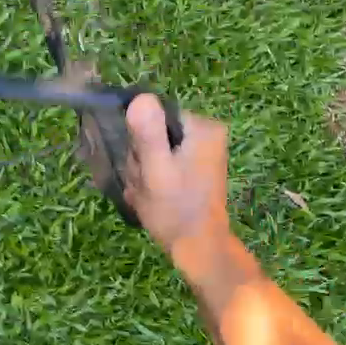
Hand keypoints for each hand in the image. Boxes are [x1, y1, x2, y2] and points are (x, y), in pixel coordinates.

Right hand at [124, 95, 232, 263]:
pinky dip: (152, 180)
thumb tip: (140, 97)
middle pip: (153, 133)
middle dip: (142, 159)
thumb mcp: (156, 169)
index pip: (154, 116)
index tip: (142, 166)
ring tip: (150, 193)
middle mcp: (207, 133)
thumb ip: (148, 134)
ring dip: (143, 172)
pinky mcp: (195, 167)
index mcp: (202, 127)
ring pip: (154, 150)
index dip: (139, 141)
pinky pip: (162, 163)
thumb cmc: (175, 209)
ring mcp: (201, 151)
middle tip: (147, 184)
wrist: (198, 247)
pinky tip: (154, 196)